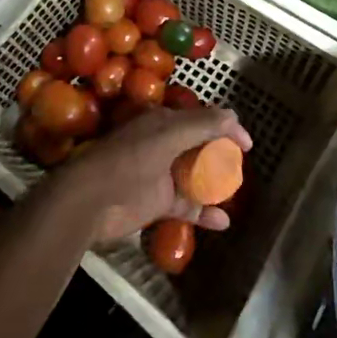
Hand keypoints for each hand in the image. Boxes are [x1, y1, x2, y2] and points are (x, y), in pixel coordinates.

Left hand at [49, 107, 252, 241]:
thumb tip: (234, 115)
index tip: (246, 145)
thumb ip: (201, 125)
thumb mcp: (166, 136)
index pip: (201, 119)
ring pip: (196, 177)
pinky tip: (223, 221)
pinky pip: (188, 206)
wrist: (90, 201)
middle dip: (221, 156)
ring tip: (234, 194)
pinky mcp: (158, 203)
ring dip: (215, 185)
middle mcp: (163, 145)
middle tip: (239, 169)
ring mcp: (161, 175)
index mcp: (162, 123)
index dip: (225, 127)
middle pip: (200, 147)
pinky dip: (205, 213)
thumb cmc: (127, 162)